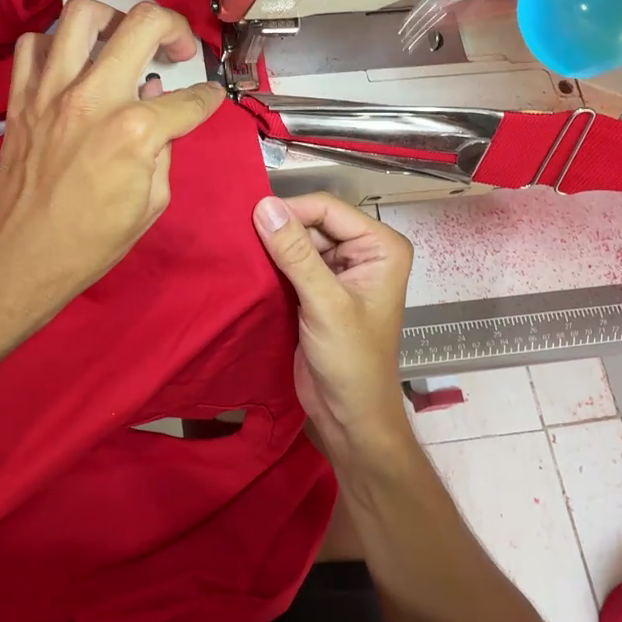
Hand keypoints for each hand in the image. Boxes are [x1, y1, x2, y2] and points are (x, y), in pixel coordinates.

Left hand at [0, 0, 224, 340]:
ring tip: (122, 40)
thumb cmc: (92, 241)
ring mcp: (51, 91)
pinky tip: (72, 63)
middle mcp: (93, 97)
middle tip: (177, 48)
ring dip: (113, 18)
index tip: (209, 95)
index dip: (208, 96)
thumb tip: (159, 109)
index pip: (188, 97)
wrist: (22, 256)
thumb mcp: (152, 204)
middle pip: (143, 24)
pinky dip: (56, 43)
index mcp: (135, 132)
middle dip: (174, 27)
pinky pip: (34, 44)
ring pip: (83, 15)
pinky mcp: (20, 96)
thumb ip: (164, 148)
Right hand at [252, 193, 413, 454]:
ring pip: (298, 241)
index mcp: (381, 247)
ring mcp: (341, 271)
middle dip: (280, 229)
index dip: (290, 210)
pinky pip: (291, 263)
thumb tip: (263, 206)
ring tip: (240, 250)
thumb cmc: (351, 362)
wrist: (350, 416)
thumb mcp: (324, 304)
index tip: (249, 220)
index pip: (328, 209)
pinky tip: (249, 267)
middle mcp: (364, 252)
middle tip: (240, 236)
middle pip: (312, 222)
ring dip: (272, 247)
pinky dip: (272, 265)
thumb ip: (295, 254)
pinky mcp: (318, 290)